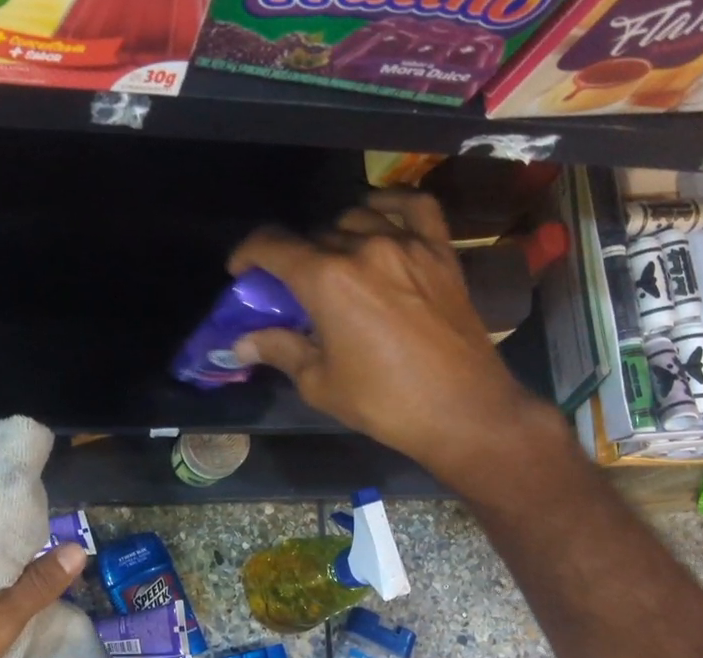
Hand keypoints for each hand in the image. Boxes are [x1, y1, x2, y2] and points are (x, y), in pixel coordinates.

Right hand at [230, 189, 559, 482]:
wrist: (461, 409)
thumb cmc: (383, 402)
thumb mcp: (320, 383)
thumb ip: (280, 349)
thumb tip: (242, 343)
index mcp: (328, 281)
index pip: (274, 246)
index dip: (248, 253)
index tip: (240, 271)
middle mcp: (365, 249)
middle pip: (315, 236)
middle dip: (295, 259)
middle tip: (292, 291)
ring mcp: (408, 245)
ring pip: (357, 217)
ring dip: (336, 235)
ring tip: (334, 263)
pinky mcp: (441, 252)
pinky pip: (415, 206)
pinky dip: (391, 203)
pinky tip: (378, 212)